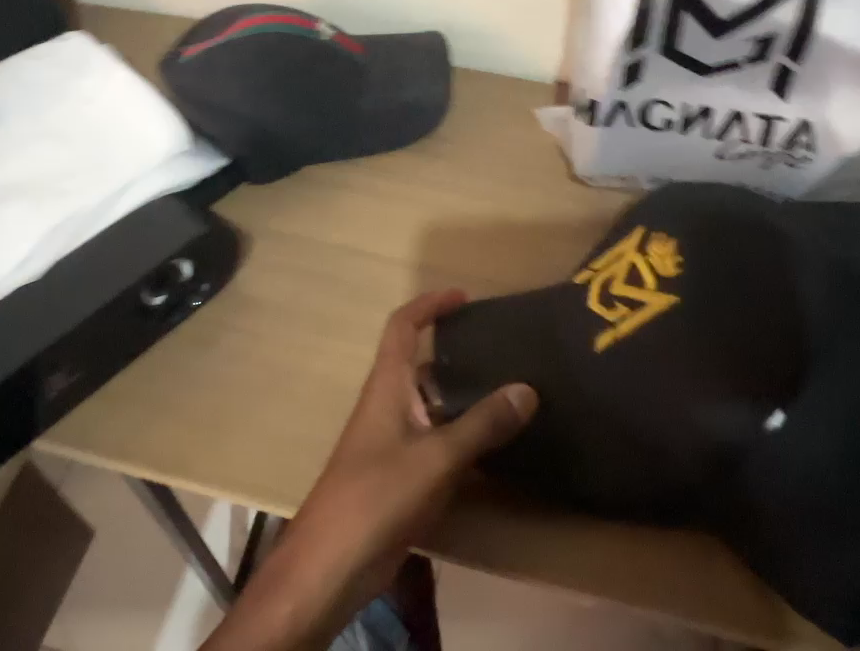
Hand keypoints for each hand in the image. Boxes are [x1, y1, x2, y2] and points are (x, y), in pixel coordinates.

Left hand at [203, 289, 536, 650]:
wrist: (332, 563)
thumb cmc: (377, 495)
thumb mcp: (436, 458)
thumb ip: (482, 425)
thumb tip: (527, 388)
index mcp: (387, 385)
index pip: (403, 327)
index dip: (429, 305)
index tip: (464, 297)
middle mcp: (389, 405)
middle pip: (423, 364)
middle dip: (459, 353)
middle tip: (506, 351)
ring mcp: (394, 441)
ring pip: (434, 405)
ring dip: (466, 397)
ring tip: (514, 392)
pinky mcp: (401, 475)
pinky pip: (438, 441)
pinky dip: (464, 436)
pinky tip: (498, 447)